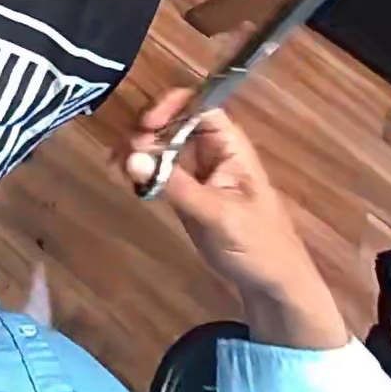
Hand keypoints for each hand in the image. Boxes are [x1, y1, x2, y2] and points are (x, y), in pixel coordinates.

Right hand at [122, 91, 346, 349]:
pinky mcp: (180, 187)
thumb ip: (174, 185)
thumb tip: (130, 158)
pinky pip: (153, 166)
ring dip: (134, 149)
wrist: (272, 285)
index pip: (197, 105)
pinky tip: (127, 181)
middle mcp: (209, 149)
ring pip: (156, 142)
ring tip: (118, 167)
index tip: (146, 125)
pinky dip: (136, 168)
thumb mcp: (218, 215)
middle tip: (125, 155)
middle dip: (144, 131)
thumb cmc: (259, 245)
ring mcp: (193, 168)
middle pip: (169, 120)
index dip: (170, 105)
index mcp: (229, 145)